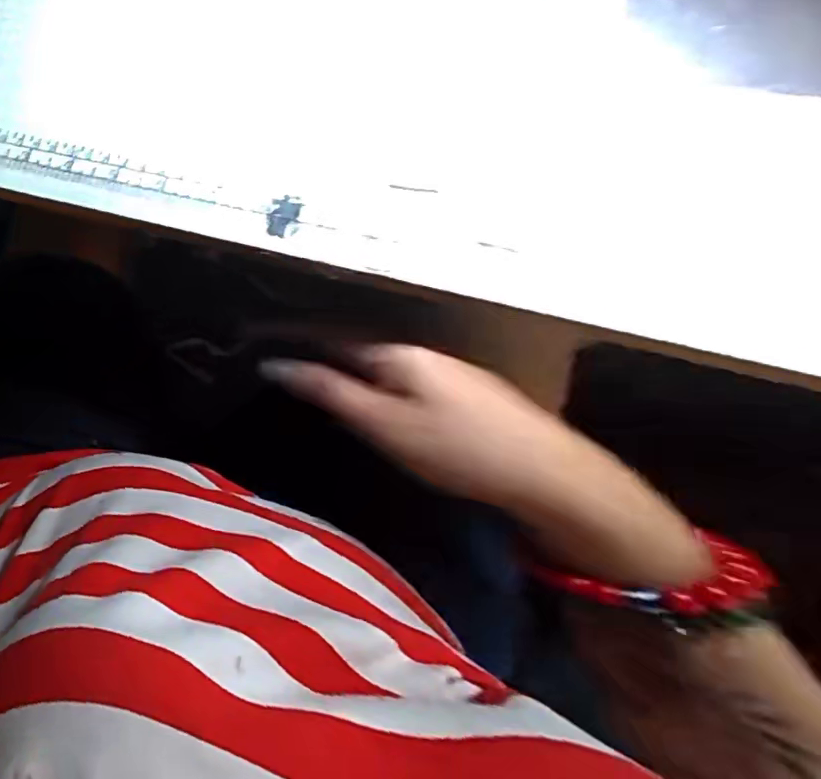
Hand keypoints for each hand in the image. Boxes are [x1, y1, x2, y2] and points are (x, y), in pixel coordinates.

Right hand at [261, 345, 711, 587]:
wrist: (558, 481)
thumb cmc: (456, 449)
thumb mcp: (381, 423)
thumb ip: (327, 390)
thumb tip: (274, 363)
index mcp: (396, 353)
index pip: (331, 339)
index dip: (297, 347)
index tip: (263, 355)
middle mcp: (425, 353)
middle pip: (361, 354)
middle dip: (330, 365)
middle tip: (298, 387)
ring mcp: (456, 373)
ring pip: (391, 372)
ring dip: (362, 381)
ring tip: (339, 403)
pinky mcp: (479, 398)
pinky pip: (416, 386)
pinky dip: (392, 395)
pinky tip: (397, 418)